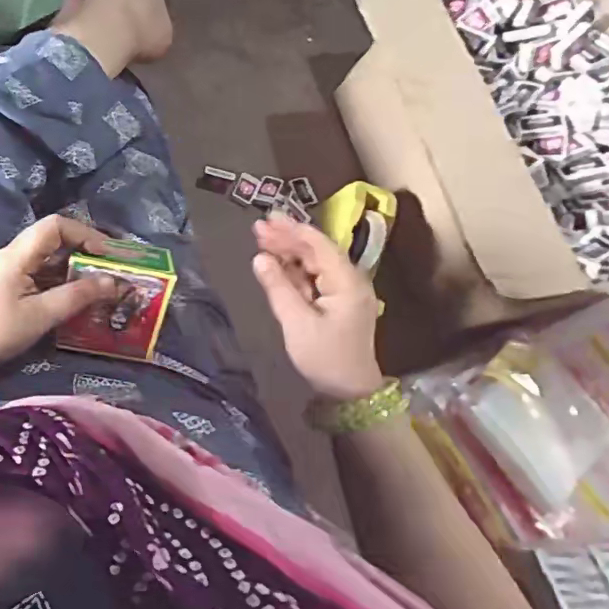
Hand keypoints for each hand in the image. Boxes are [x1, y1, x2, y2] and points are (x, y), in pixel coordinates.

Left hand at [0, 216, 119, 369]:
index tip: (107, 255)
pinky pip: (44, 275)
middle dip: (86, 252)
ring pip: (52, 259)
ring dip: (77, 269)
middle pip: (56, 240)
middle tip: (110, 271)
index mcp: (18, 255)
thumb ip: (76, 297)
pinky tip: (80, 298)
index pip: (56, 226)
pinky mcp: (13, 286)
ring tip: (101, 287)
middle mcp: (15, 256)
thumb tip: (111, 283)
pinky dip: (64, 282)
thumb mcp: (39, 316)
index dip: (85, 235)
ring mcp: (13, 271)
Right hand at [251, 215, 384, 400]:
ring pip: (314, 264)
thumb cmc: (325, 357)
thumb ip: (278, 288)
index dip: (292, 230)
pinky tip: (277, 264)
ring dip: (289, 252)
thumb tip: (260, 258)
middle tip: (258, 227)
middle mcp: (349, 281)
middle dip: (288, 238)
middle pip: (316, 251)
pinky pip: (315, 279)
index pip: (318, 246)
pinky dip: (295, 270)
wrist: (350, 390)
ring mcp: (345, 292)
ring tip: (262, 240)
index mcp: (346, 282)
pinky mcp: (338, 304)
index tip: (268, 218)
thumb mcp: (297, 323)